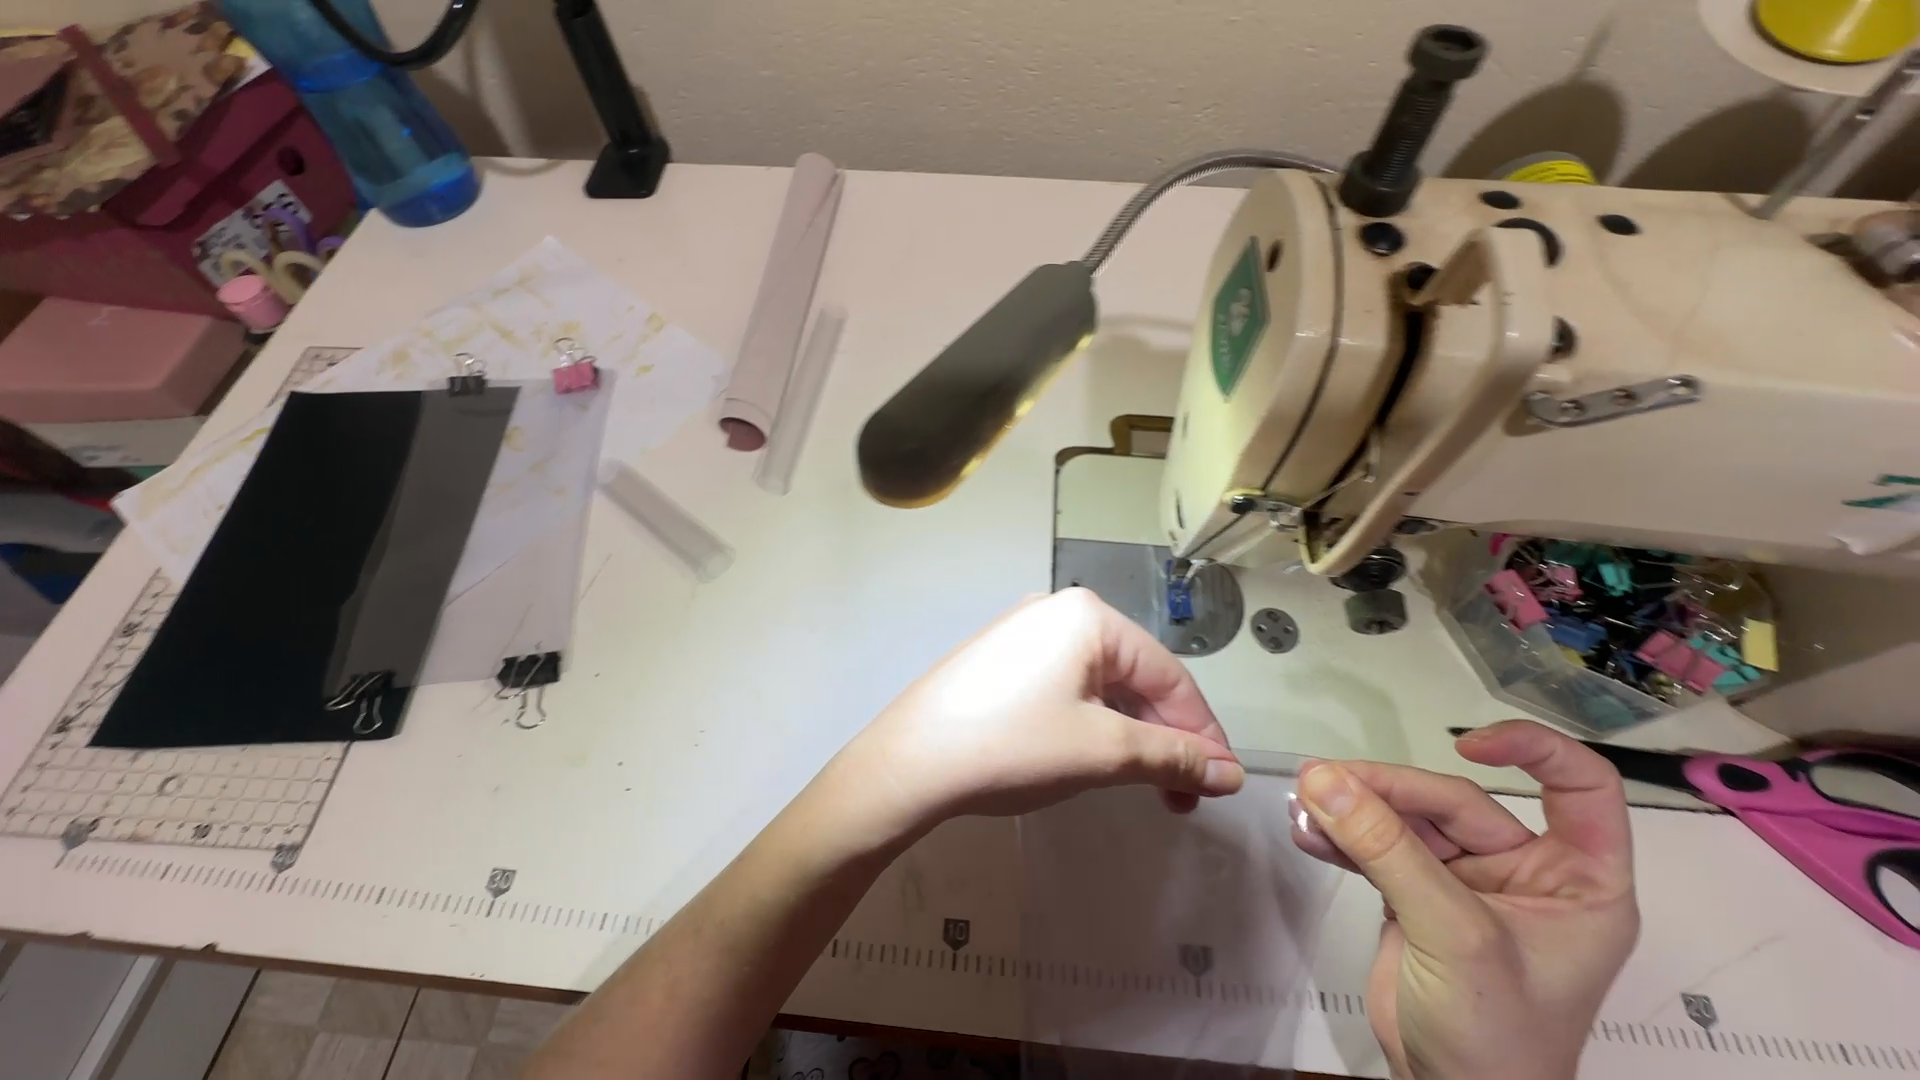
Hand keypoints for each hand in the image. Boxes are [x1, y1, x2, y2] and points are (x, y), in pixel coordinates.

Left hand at [823, 589, 1245, 844]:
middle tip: (1181, 796)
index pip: (1170, 675)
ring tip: (1144, 786)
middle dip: (1164, 737)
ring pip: (1100, 684)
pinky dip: (1091, 723)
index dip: (1203, 732)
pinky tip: (1097, 757)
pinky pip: (1065, 686)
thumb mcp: (1104, 752)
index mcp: (1089, 616)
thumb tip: (1229, 774)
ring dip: (1129, 734)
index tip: (1222, 782)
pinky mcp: (1000, 659)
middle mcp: (1057, 611)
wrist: (908, 763)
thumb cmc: (1013, 747)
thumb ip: (1173, 758)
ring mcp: (1023, 633)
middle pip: (1135, 677)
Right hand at [1291, 720, 1637, 1079]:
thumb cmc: (1493, 1030)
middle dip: (1388, 792)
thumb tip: (1320, 778)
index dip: (1535, 752)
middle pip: (1456, 803)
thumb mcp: (1452, 935)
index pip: (1581, 789)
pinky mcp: (1415, 898)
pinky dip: (1341, 840)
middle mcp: (1524, 871)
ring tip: (1303, 808)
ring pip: (1407, 822)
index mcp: (1577, 879)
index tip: (1466, 745)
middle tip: (1319, 783)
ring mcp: (1464, 884)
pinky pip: (1377, 850)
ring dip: (1353, 812)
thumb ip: (1388, 851)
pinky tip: (1306, 836)